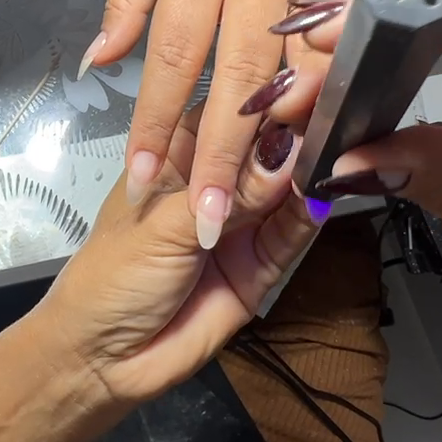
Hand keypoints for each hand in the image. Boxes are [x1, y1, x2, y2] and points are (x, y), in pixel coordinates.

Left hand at [32, 110, 320, 404]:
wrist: (104, 361)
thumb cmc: (114, 276)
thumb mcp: (165, 228)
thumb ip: (229, 194)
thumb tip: (285, 150)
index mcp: (175, 159)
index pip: (222, 118)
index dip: (257, 101)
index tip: (296, 81)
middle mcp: (212, 185)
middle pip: (259, 151)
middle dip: (291, 131)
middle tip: (327, 107)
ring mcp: (239, 225)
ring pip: (282, 190)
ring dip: (306, 170)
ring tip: (336, 145)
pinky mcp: (260, 265)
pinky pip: (291, 235)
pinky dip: (309, 214)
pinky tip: (328, 189)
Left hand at [86, 0, 388, 249]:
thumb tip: (102, 63)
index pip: (172, 58)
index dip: (155, 122)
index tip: (141, 179)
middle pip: (237, 81)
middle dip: (220, 159)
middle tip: (206, 223)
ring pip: (302, 72)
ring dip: (284, 141)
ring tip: (267, 201)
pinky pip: (350, 46)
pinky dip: (336, 96)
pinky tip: (326, 141)